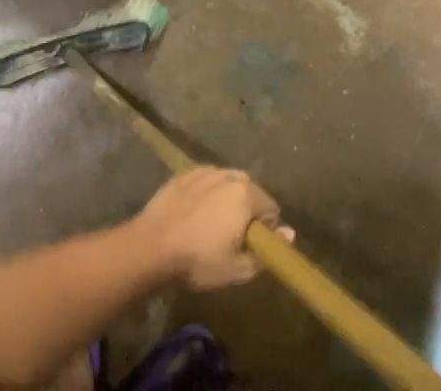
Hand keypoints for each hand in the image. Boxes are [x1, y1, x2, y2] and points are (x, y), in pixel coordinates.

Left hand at [129, 167, 293, 290]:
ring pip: (227, 184)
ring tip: (212, 224)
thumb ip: (268, 251)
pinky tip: (194, 213)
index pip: (271, 208)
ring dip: (227, 200)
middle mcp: (226, 175)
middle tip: (232, 237)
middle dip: (247, 211)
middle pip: (249, 192)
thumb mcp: (238, 268)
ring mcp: (202, 172)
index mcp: (245, 194)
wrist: (150, 247)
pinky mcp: (182, 175)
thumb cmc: (198, 260)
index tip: (250, 246)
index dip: (265, 230)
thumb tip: (289, 233)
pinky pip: (205, 182)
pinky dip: (207, 193)